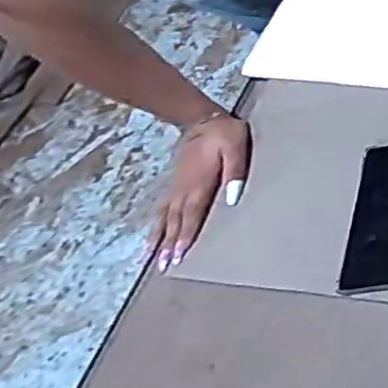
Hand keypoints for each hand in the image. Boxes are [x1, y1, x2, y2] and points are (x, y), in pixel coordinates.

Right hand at [151, 114, 251, 271]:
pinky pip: (163, 206)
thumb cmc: (224, 134)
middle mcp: (185, 189)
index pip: (192, 214)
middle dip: (169, 244)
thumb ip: (235, 172)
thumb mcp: (236, 148)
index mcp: (200, 183)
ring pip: (166, 216)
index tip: (177, 258)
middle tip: (162, 268)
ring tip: (151, 259)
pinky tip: (153, 234)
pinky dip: (156, 223)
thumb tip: (232, 200)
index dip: (185, 236)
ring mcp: (177, 185)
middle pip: (176, 221)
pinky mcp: (175, 182)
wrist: (204, 119)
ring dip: (160, 238)